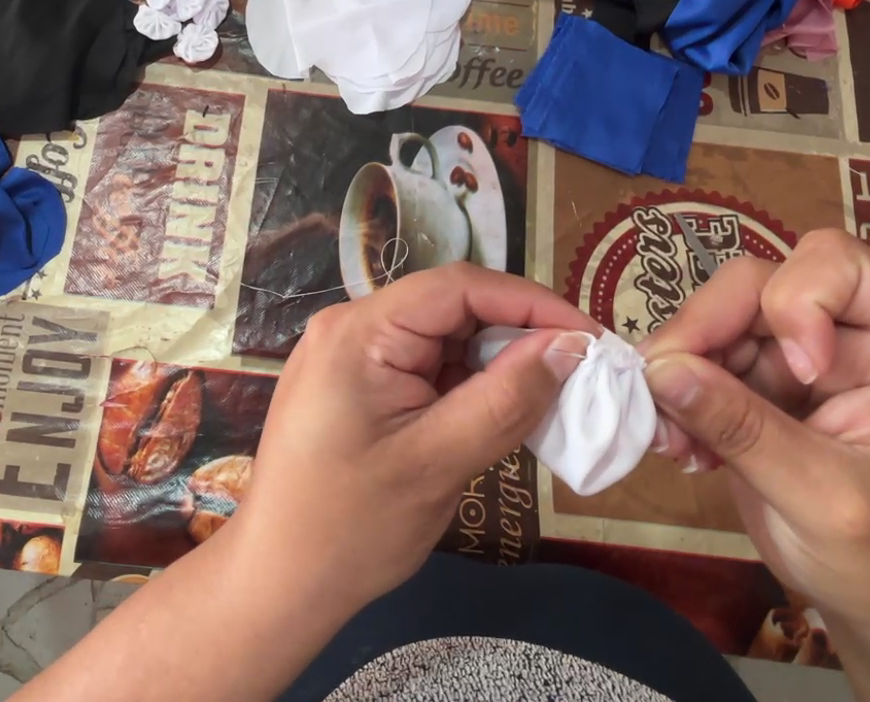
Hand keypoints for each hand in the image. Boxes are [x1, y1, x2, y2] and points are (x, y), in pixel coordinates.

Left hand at [233, 262, 598, 610]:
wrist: (279, 582)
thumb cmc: (351, 527)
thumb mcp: (438, 462)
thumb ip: (506, 398)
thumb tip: (570, 346)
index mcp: (360, 331)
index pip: (459, 287)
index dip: (531, 304)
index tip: (590, 339)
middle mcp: (352, 327)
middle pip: (451, 308)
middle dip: (516, 336)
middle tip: (578, 375)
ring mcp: (351, 354)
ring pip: (442, 338)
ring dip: (494, 364)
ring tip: (547, 400)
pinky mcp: (357, 382)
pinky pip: (424, 365)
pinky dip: (466, 385)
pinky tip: (497, 414)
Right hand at [637, 229, 869, 638]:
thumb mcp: (831, 503)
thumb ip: (746, 432)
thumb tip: (659, 369)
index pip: (839, 265)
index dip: (798, 295)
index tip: (793, 369)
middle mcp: (836, 341)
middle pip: (752, 288)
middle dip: (704, 333)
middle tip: (664, 388)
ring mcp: (787, 366)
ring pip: (710, 328)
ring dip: (676, 374)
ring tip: (672, 441)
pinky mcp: (748, 395)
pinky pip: (692, 370)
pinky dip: (673, 402)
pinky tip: (679, 451)